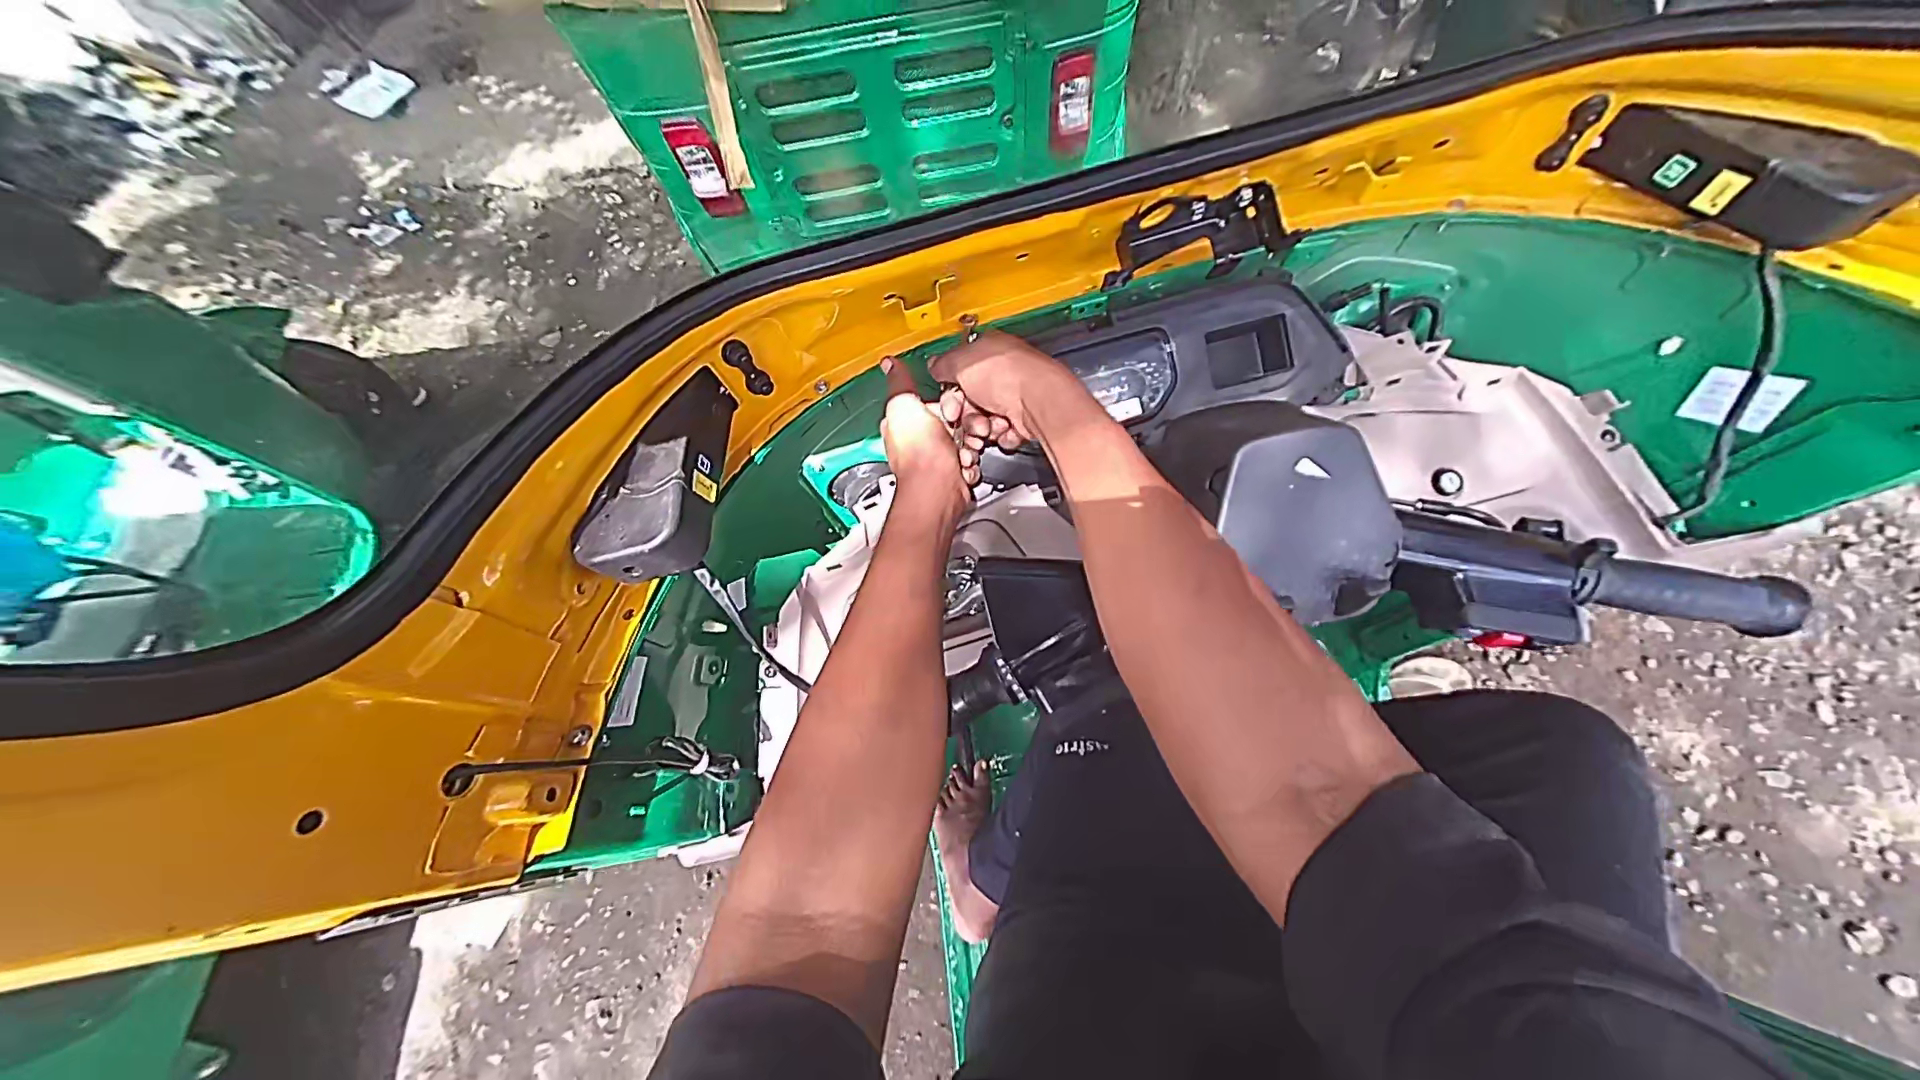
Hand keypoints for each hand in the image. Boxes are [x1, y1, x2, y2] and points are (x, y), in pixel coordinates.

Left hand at [880, 356, 974, 516]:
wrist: (938, 489)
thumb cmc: (918, 454)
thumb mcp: (903, 405)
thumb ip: (900, 382)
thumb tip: (890, 363)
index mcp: (908, 419)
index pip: (940, 401)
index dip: (952, 402)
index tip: (955, 408)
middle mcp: (922, 438)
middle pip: (957, 420)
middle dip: (967, 425)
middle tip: (965, 432)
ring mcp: (939, 456)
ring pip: (968, 440)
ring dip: (971, 445)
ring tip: (962, 453)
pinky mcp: (954, 472)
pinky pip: (971, 460)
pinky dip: (970, 464)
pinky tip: (963, 466)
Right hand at [929, 332, 1083, 451]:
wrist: (1038, 402)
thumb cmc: (1009, 375)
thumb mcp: (961, 363)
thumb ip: (943, 363)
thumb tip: (934, 365)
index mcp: (988, 349)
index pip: (959, 370)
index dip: (949, 389)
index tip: (947, 400)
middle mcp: (1003, 372)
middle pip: (969, 400)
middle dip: (965, 413)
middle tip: (967, 415)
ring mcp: (1014, 397)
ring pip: (982, 420)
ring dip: (981, 426)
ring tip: (989, 424)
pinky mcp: (1023, 420)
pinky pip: (1000, 433)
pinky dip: (1000, 435)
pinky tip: (1004, 428)